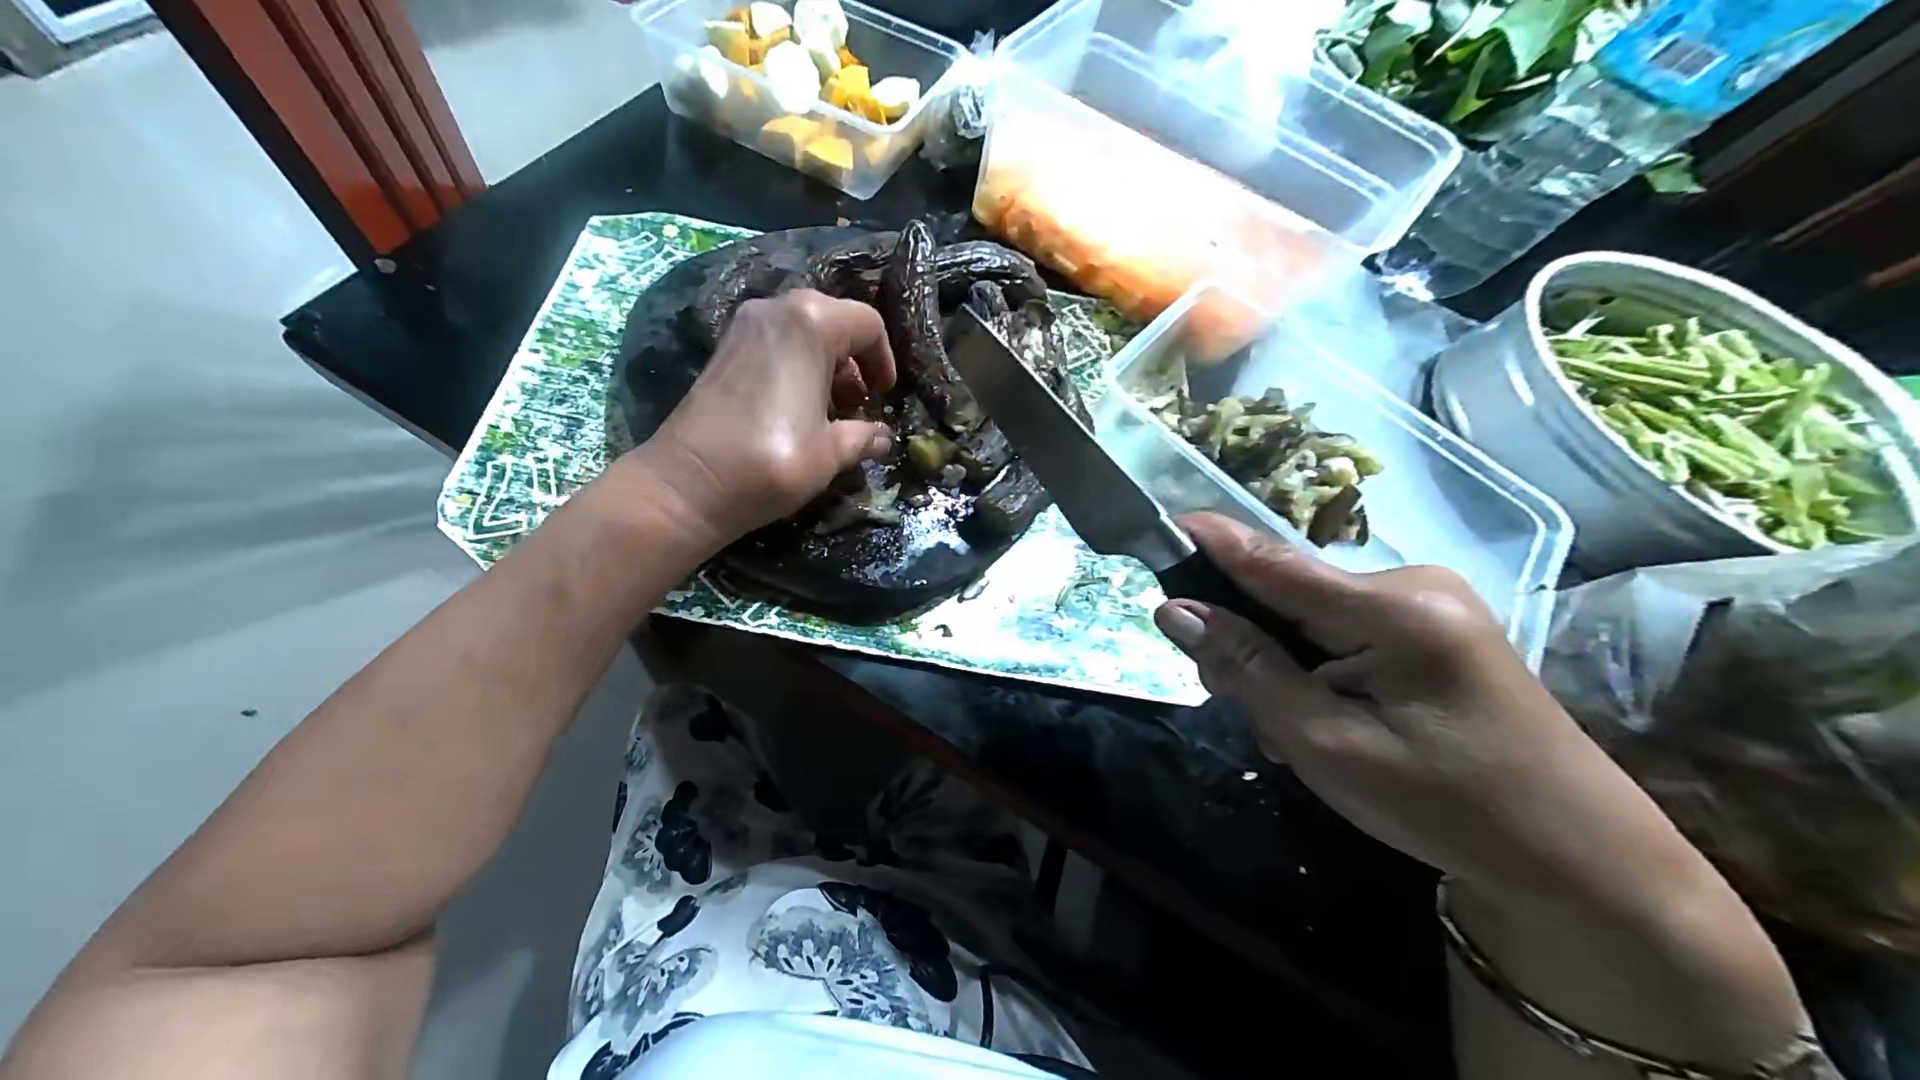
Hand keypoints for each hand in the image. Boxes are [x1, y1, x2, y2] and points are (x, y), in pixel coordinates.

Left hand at [625, 290, 897, 548]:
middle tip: (860, 405)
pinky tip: (798, 411)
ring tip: (832, 413)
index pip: (866, 324)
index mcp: (810, 323)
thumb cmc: (772, 462)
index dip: (884, 359)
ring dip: (826, 366)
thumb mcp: (831, 453)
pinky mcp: (724, 350)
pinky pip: (776, 345)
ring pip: (802, 333)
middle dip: (854, 362)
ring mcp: (744, 328)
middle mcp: (776, 310)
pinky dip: (796, 368)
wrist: (689, 484)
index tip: (885, 395)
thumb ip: (863, 437)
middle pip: (833, 322)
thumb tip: (882, 438)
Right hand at [1152, 513, 1713, 915]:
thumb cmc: (1447, 806)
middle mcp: (1411, 585)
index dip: (1208, 541)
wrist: (1582, 860)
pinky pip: (1342, 630)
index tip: (1155, 526)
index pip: (1272, 560)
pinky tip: (1326, 719)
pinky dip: (1315, 668)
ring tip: (1294, 734)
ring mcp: (1429, 603)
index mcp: (1393, 609)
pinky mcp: (1434, 626)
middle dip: (1246, 640)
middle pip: (1286, 592)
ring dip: (1280, 664)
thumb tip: (1176, 610)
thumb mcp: (1325, 744)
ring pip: (1309, 616)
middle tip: (1239, 707)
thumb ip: (1247, 669)